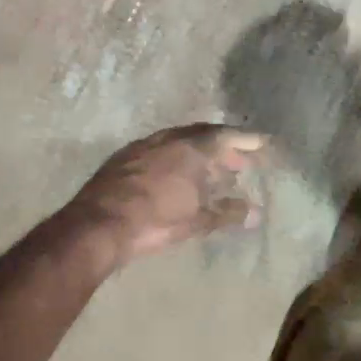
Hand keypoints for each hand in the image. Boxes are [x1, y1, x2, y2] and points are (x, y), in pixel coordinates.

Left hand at [66, 125, 266, 263]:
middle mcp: (169, 139)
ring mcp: (143, 146)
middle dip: (225, 147)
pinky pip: (159, 149)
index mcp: (191, 149)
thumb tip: (255, 213)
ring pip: (179, 141)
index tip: (263, 143)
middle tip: (239, 160)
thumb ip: (228, 213)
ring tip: (211, 170)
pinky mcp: (123, 158)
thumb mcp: (198, 221)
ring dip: (199, 153)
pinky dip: (176, 158)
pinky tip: (176, 175)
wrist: (97, 225)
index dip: (247, 140)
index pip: (227, 136)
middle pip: (203, 135)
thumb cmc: (155, 221)